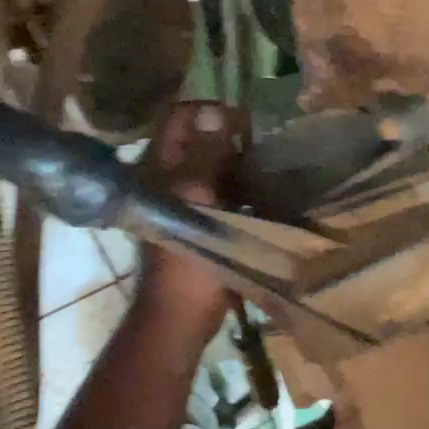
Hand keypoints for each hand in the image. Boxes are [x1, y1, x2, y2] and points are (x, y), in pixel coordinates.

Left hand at [133, 100, 247, 319]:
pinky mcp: (200, 221)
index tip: (242, 119)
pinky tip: (267, 188)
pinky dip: (241, 184)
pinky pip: (222, 190)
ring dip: (237, 159)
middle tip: (264, 138)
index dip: (208, 109)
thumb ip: (205, 155)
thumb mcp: (197, 201)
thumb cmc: (185, 261)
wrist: (179, 318)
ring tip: (270, 159)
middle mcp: (167, 176)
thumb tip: (213, 111)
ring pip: (212, 163)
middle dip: (228, 132)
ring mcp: (183, 199)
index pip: (179, 116)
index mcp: (158, 166)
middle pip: (197, 138)